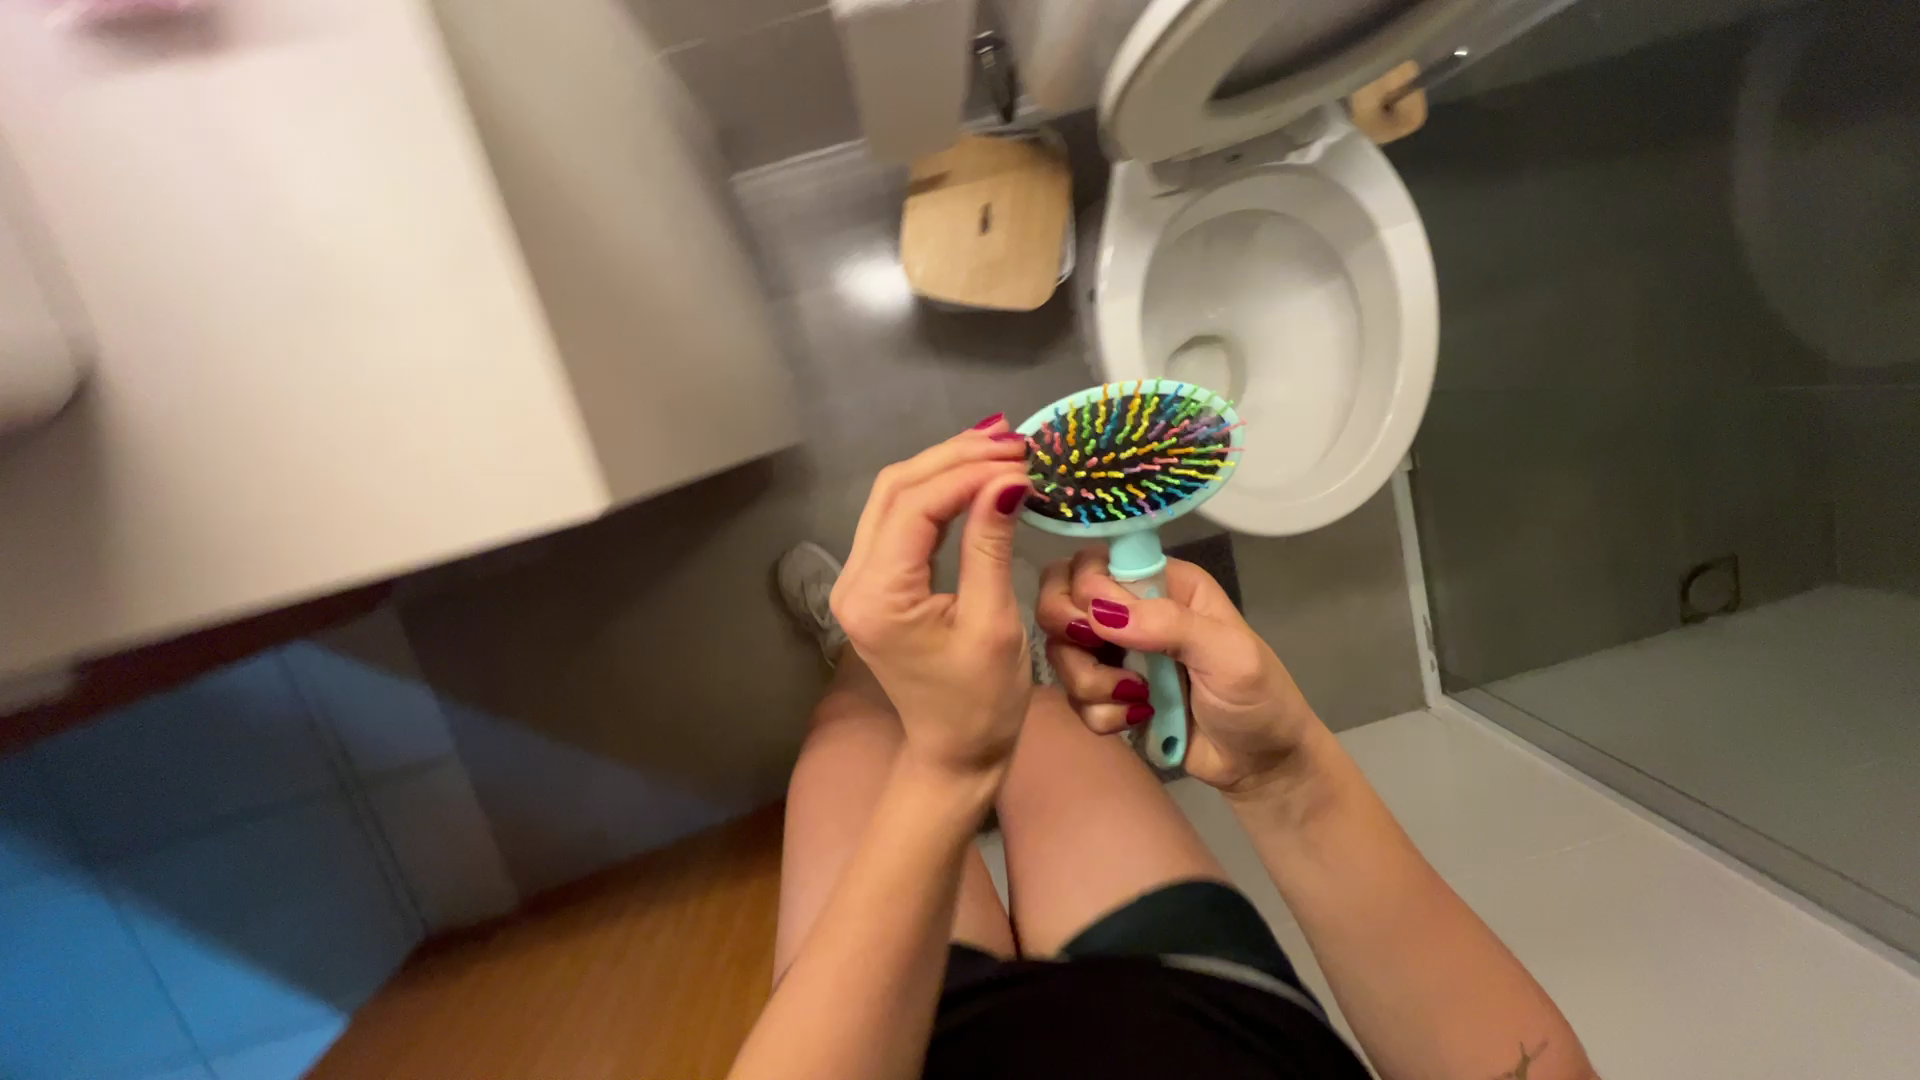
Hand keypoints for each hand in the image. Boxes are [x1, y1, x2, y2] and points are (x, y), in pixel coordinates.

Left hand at [831, 422, 1035, 780]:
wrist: (954, 752)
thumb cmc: (981, 703)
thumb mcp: (994, 623)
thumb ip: (990, 546)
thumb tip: (1008, 479)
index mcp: (878, 596)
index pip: (916, 508)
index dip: (969, 473)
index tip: (1023, 459)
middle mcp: (854, 580)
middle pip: (895, 490)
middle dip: (954, 457)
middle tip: (1014, 441)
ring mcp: (858, 580)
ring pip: (894, 497)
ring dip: (944, 467)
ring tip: (999, 447)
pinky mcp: (875, 582)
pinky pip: (900, 519)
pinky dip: (937, 492)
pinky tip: (973, 476)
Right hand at [1036, 548, 1324, 795]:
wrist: (1260, 764)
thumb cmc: (1257, 698)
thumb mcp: (1228, 655)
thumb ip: (1169, 624)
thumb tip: (1100, 611)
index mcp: (1161, 582)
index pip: (1092, 561)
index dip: (1082, 588)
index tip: (1096, 624)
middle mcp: (1130, 610)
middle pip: (1058, 597)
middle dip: (1068, 631)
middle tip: (1099, 653)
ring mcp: (1114, 652)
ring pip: (1059, 651)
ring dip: (1090, 681)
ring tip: (1138, 699)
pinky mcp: (1105, 694)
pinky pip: (1072, 697)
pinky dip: (1100, 713)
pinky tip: (1139, 717)